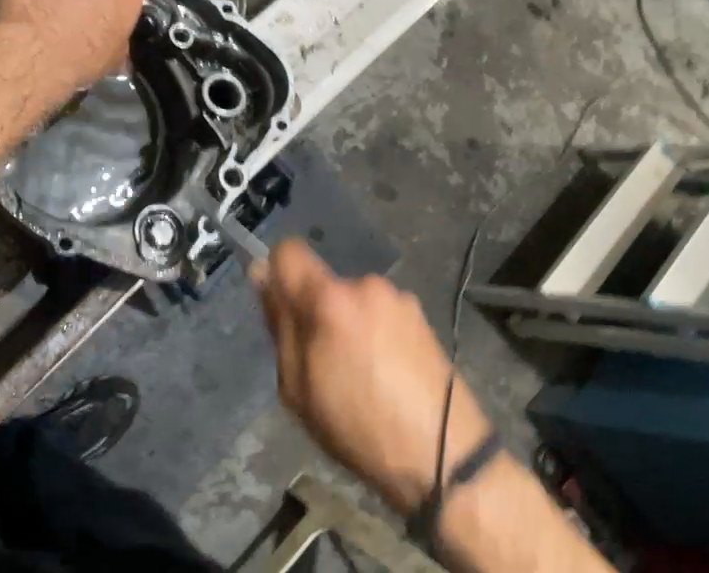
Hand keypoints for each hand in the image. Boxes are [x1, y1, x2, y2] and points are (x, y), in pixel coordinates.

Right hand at [257, 240, 493, 515]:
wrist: (445, 458)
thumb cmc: (358, 428)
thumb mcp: (296, 387)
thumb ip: (279, 324)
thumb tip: (263, 275)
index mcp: (329, 299)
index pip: (288, 251)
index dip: (277, 273)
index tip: (281, 308)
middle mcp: (365, 286)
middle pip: (322, 284)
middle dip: (316, 311)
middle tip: (323, 361)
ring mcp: (399, 299)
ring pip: (353, 301)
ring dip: (349, 324)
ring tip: (362, 374)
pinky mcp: (423, 318)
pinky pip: (381, 314)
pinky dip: (376, 334)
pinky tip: (388, 375)